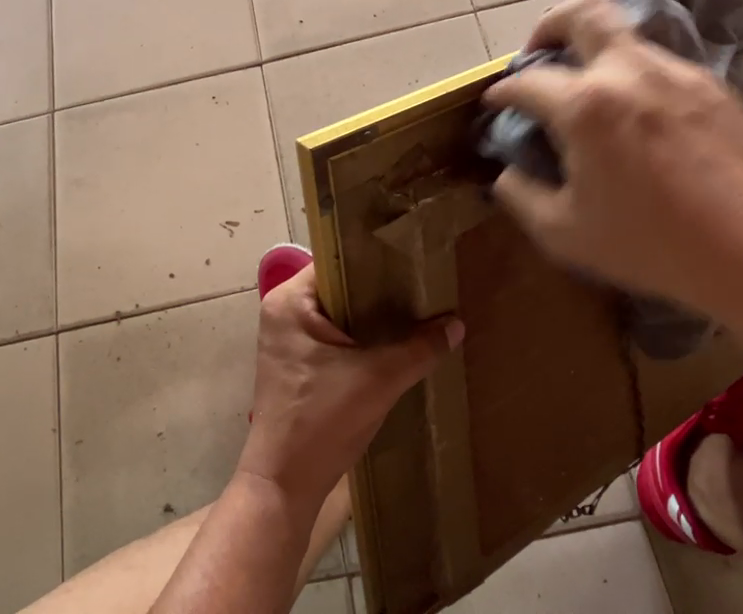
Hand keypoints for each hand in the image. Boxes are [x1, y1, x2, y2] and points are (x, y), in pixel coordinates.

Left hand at [238, 266, 461, 508]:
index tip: (415, 260)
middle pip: (341, 287)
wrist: (287, 483)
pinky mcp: (298, 364)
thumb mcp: (378, 380)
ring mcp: (288, 340)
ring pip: (340, 314)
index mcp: (291, 301)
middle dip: (381, 290)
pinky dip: (363, 339)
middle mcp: (284, 312)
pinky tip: (397, 343)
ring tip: (418, 310)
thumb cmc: (323, 421)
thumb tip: (458, 324)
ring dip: (374, 318)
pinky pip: (336, 336)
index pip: (338, 261)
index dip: (376, 260)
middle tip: (424, 285)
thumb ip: (419, 348)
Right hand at [483, 0, 742, 317]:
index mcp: (586, 107)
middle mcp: (630, 73)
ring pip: (628, 38)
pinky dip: (636, 77)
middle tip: (541, 53)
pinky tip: (641, 118)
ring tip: (593, 94)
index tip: (496, 103)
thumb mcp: (566, 234)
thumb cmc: (654, 248)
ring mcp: (679, 74)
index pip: (527, 82)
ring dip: (598, 54)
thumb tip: (507, 171)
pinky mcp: (716, 88)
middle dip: (550, 26)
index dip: (502, 92)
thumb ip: (522, 195)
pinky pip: (663, 66)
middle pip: (583, 13)